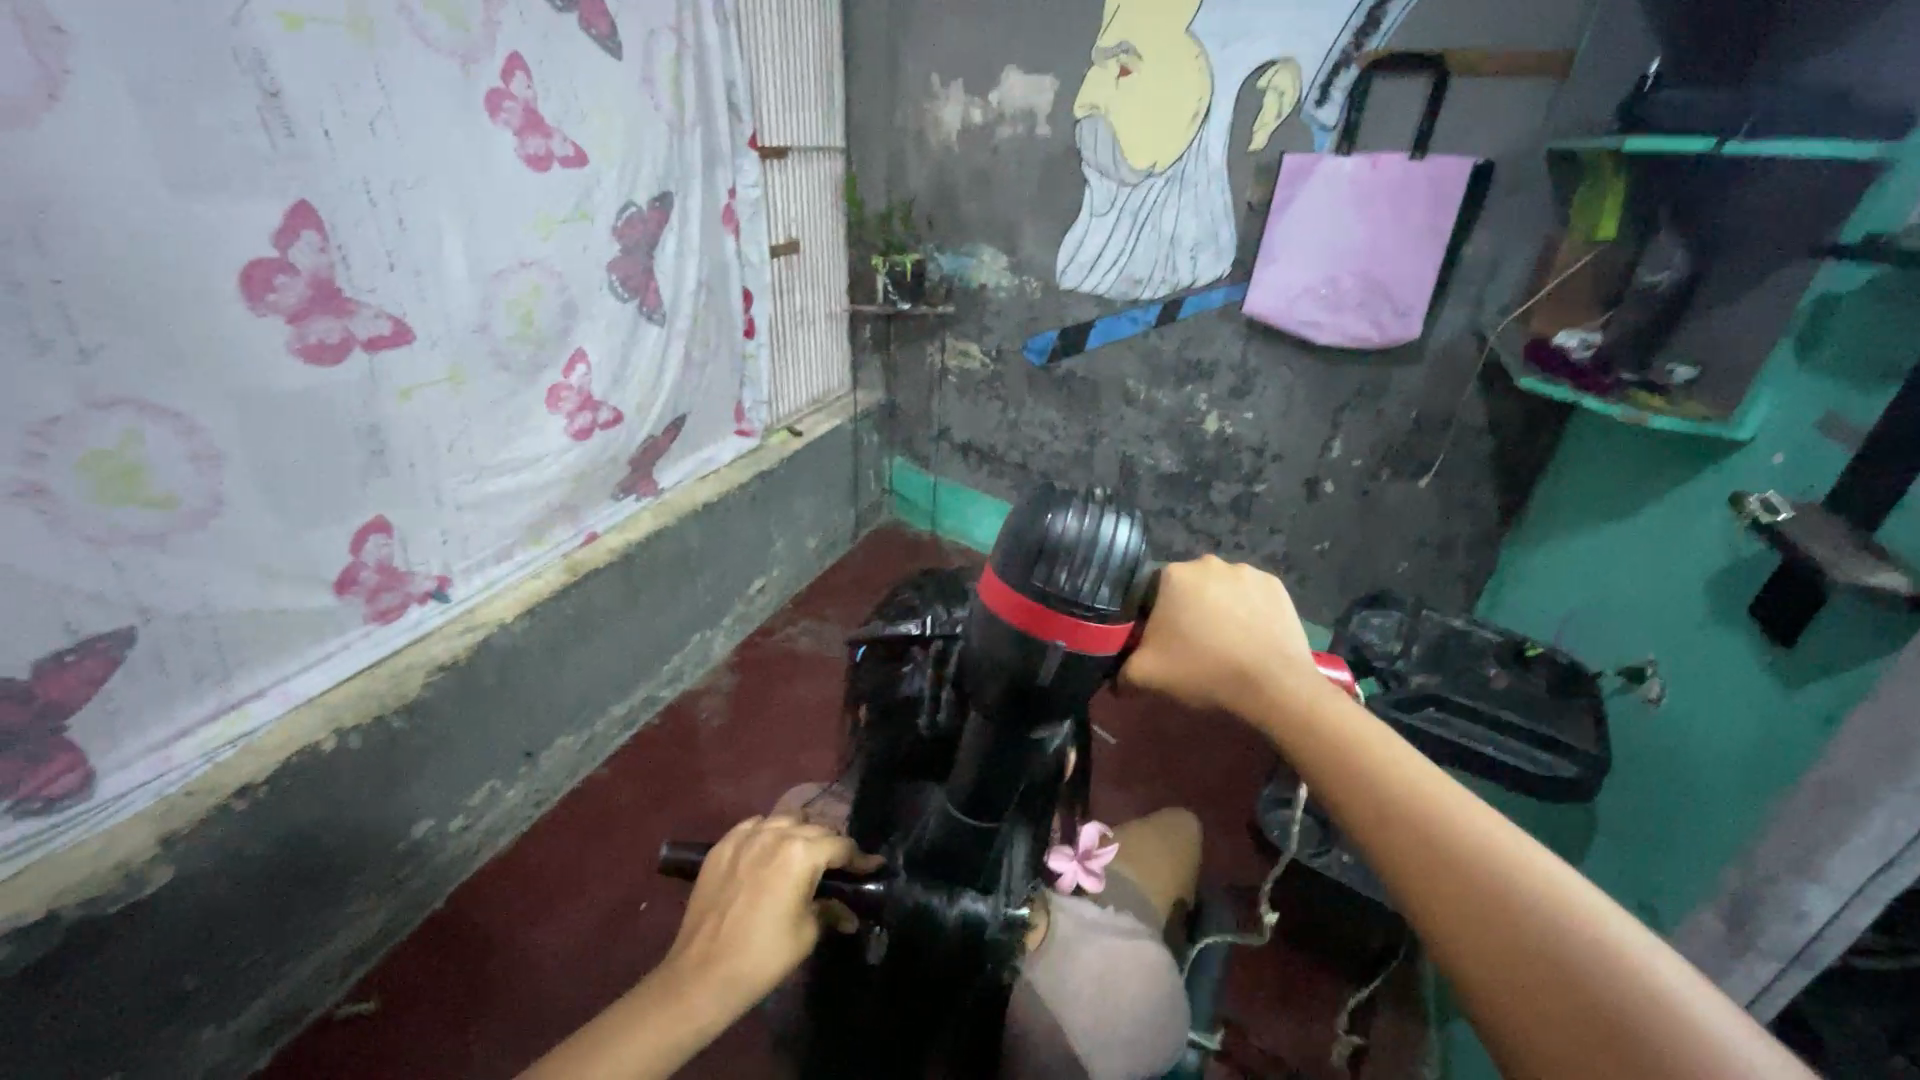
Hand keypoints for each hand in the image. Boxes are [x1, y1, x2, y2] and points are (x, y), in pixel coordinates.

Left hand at [662, 815, 881, 1010]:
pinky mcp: (720, 848)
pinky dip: (766, 833)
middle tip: (838, 868)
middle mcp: (775, 834)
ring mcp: (744, 838)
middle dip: (831, 846)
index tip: (873, 867)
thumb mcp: (807, 933)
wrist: (703, 974)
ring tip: (802, 856)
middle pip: (815, 829)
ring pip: (783, 820)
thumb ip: (830, 910)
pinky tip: (767, 852)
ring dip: (799, 834)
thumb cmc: (764, 955)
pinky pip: (752, 827)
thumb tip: (847, 914)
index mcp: (801, 853)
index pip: (841, 846)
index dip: (861, 858)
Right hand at [1119, 556, 1320, 718]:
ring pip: (1220, 590)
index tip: (1159, 644)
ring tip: (1225, 645)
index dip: (1152, 618)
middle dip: (1186, 611)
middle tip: (1191, 647)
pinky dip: (1248, 612)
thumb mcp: (1144, 677)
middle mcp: (1208, 563)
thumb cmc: (1202, 671)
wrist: (1271, 685)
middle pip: (1187, 588)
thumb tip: (1115, 681)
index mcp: (1173, 574)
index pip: (1151, 592)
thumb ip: (1120, 673)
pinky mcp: (1277, 586)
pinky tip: (1250, 639)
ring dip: (1218, 609)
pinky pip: (1251, 597)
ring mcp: (1247, 572)